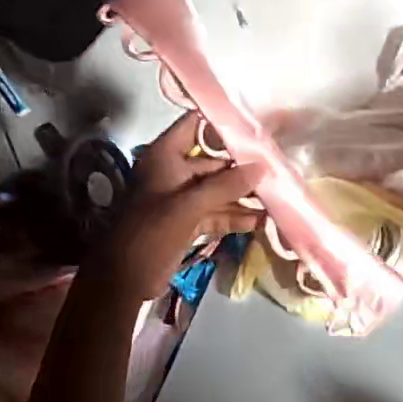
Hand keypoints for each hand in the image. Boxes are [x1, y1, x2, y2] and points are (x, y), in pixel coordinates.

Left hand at [87, 112, 263, 300]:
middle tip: (279, 167)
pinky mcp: (189, 221)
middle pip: (214, 161)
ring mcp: (182, 198)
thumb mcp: (189, 207)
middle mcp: (174, 172)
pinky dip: (237, 216)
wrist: (123, 279)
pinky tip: (263, 220)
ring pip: (219, 190)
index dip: (222, 121)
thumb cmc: (150, 234)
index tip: (256, 124)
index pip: (194, 124)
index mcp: (165, 157)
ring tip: (278, 195)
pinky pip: (217, 212)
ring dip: (244, 195)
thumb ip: (226, 186)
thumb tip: (262, 168)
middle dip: (244, 166)